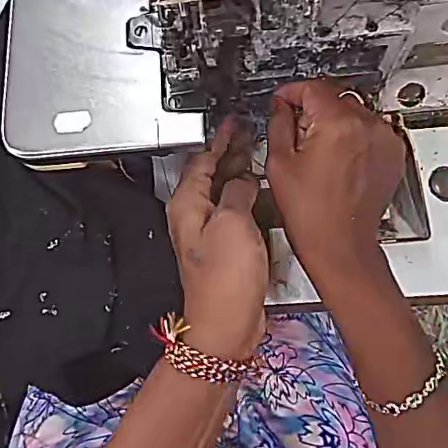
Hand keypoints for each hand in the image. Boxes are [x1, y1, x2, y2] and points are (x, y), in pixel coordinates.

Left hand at [167, 121, 268, 359]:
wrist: (226, 324)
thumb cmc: (224, 279)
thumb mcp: (233, 224)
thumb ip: (237, 192)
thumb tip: (244, 180)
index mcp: (188, 206)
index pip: (203, 160)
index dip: (220, 139)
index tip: (231, 123)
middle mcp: (194, 217)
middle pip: (211, 173)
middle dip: (231, 152)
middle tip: (248, 134)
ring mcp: (209, 234)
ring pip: (224, 191)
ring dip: (240, 173)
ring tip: (256, 156)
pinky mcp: (225, 249)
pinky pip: (235, 212)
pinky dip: (247, 197)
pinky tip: (260, 193)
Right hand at [266, 80, 406, 287]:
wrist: (342, 244)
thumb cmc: (313, 215)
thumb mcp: (280, 164)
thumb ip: (278, 124)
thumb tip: (281, 107)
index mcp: (337, 125)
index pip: (313, 88)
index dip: (292, 91)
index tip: (284, 98)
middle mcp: (367, 126)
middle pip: (335, 98)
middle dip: (314, 109)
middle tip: (297, 130)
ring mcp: (384, 140)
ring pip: (354, 113)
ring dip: (336, 123)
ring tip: (319, 152)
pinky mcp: (392, 154)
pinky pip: (370, 131)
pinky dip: (355, 137)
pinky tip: (338, 161)